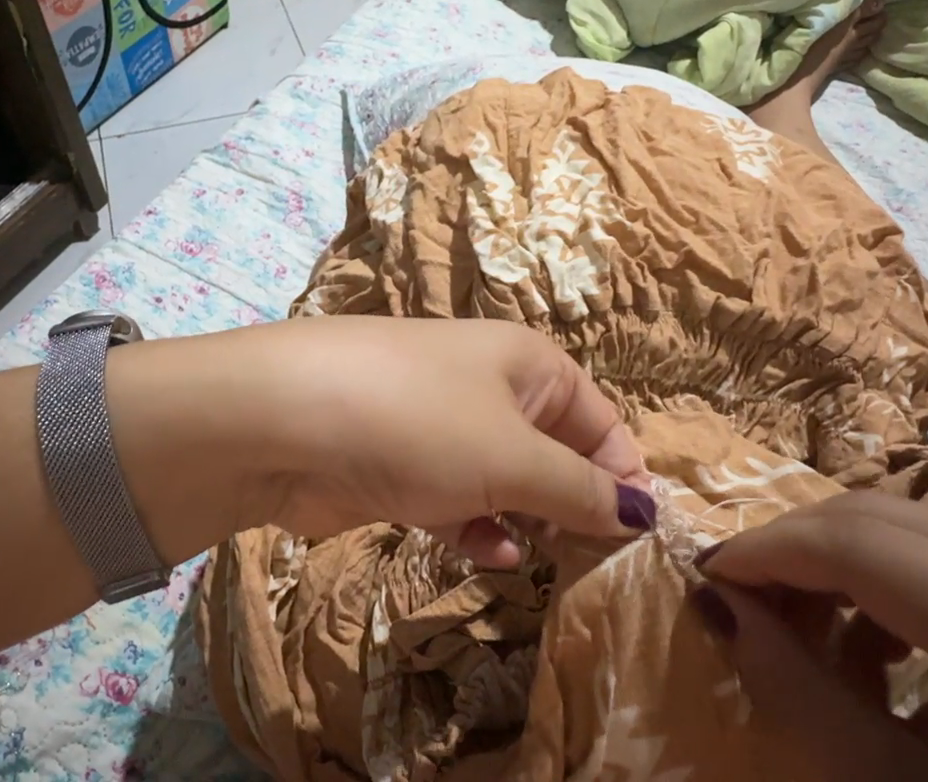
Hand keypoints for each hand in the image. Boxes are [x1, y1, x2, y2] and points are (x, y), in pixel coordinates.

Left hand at [105, 316, 653, 567]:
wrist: (284, 421)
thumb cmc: (418, 423)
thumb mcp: (513, 457)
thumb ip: (580, 491)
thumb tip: (644, 512)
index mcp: (526, 364)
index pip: (599, 418)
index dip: (623, 473)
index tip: (642, 535)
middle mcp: (488, 387)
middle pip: (553, 449)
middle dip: (574, 502)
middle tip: (597, 563)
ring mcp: (439, 426)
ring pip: (503, 477)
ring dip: (526, 518)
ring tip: (549, 563)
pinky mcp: (400, 464)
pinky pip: (456, 497)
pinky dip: (476, 526)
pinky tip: (490, 555)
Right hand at [693, 492, 927, 781]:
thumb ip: (795, 691)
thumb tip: (715, 602)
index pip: (857, 543)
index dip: (763, 550)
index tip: (703, 580)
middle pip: (880, 515)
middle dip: (793, 552)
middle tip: (746, 610)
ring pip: (912, 523)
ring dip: (839, 565)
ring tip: (814, 639)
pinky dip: (894, 578)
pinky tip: (884, 645)